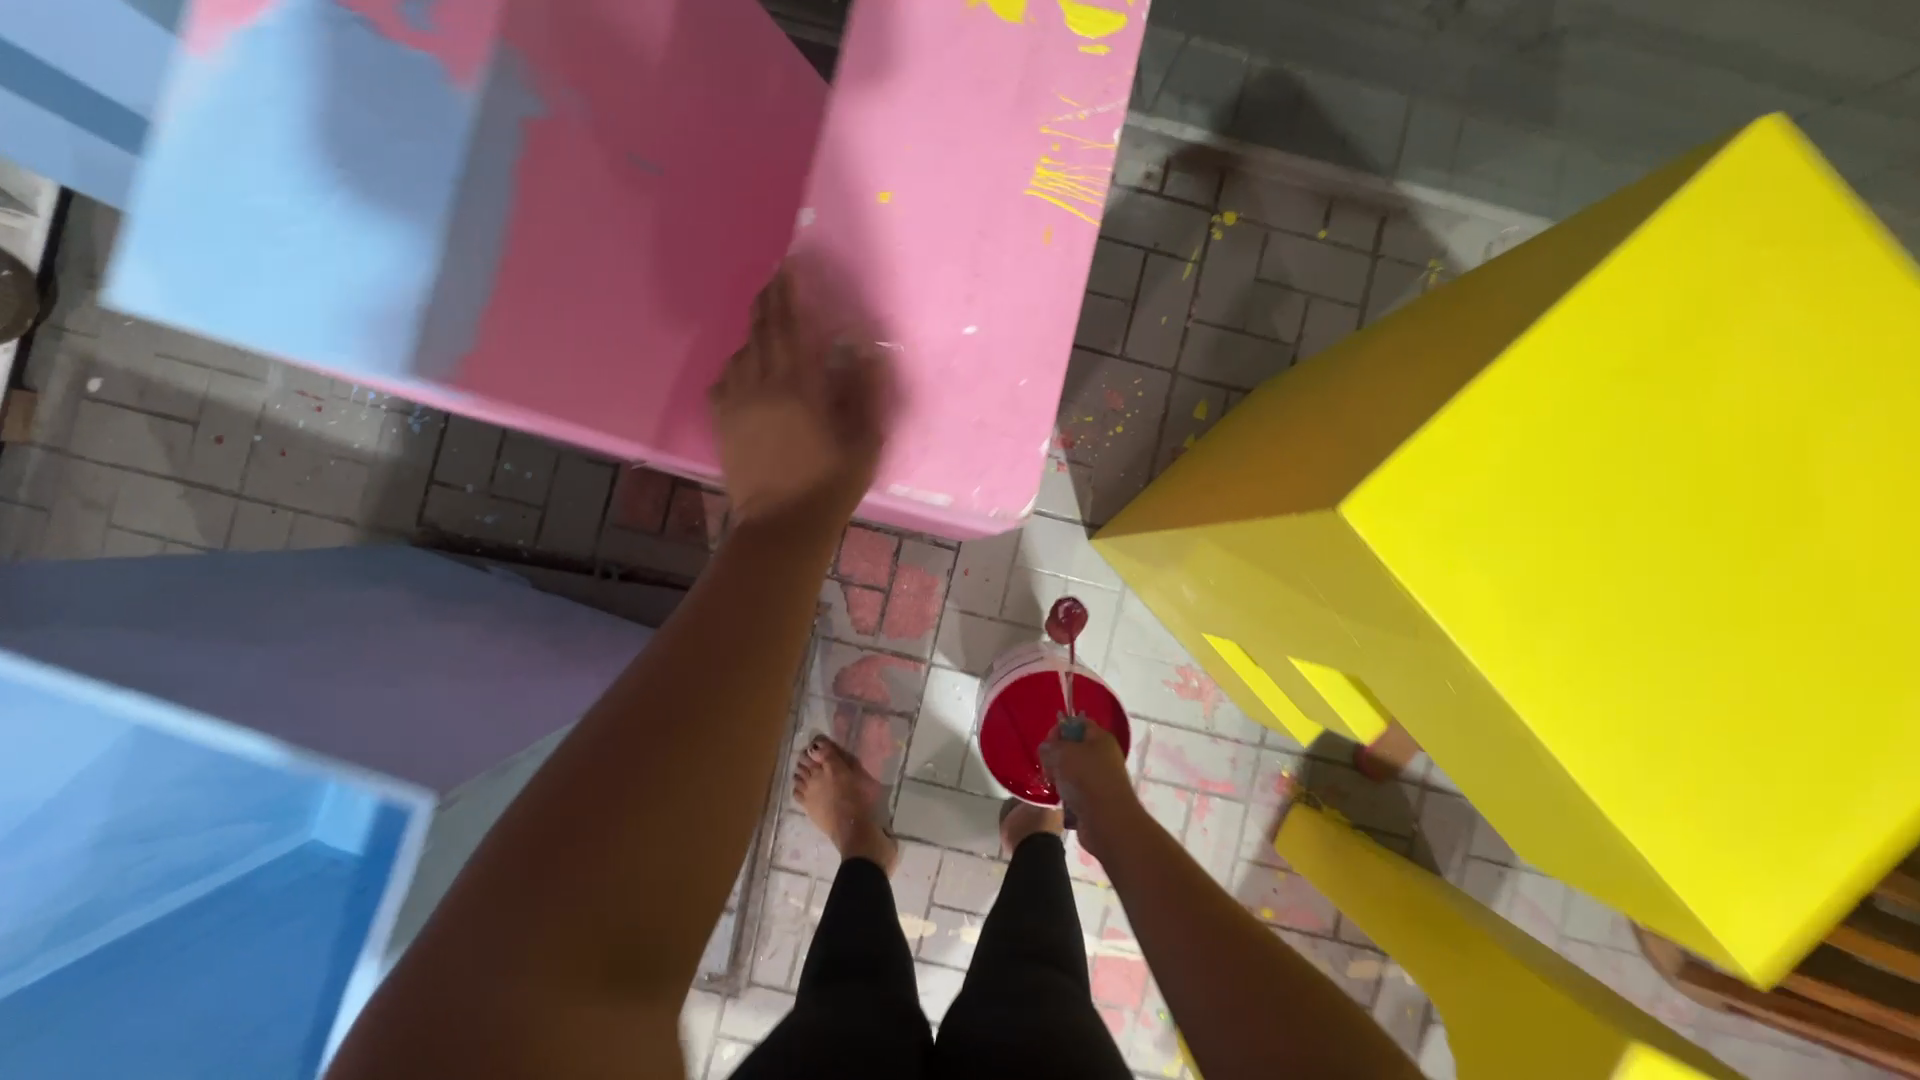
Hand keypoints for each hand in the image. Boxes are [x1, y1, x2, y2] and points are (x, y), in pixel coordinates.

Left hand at [710, 267, 888, 526]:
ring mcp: (735, 403)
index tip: (788, 267)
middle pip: (759, 330)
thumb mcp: (864, 440)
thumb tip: (861, 348)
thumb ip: (864, 391)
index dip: (786, 293)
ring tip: (767, 332)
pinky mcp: (722, 423)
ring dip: (754, 336)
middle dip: (767, 303)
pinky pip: (724, 381)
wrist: (781, 525)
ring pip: (740, 353)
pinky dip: (737, 368)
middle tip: (775, 283)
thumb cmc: (830, 484)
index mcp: (798, 384)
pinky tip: (746, 374)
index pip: (788, 324)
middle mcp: (761, 383)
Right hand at [1039, 716, 1138, 857]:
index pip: (1078, 724)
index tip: (1047, 743)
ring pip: (1072, 770)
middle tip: (1047, 766)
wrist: (1107, 822)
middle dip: (1056, 756)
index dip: (1060, 729)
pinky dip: (1065, 793)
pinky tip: (1059, 798)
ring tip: (1052, 783)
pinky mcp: (1096, 799)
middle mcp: (1103, 756)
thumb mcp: (1063, 753)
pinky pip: (1075, 790)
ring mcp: (1100, 779)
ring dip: (1059, 776)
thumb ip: (1050, 746)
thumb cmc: (1087, 779)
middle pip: (1074, 748)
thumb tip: (1047, 748)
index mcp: (1101, 739)